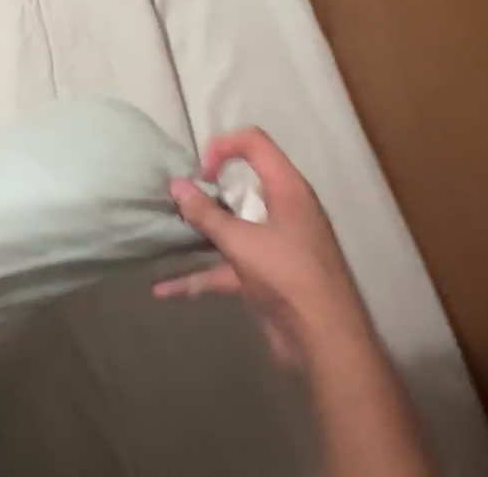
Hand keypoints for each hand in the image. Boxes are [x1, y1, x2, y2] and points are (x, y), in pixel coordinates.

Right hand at [156, 127, 367, 365]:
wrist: (325, 343)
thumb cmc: (289, 277)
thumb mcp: (242, 242)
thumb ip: (206, 215)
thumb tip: (175, 184)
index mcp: (287, 190)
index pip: (255, 144)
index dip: (223, 147)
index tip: (199, 172)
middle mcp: (282, 211)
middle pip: (239, 185)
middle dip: (204, 189)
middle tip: (176, 197)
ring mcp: (272, 245)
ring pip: (229, 227)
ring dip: (197, 231)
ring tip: (162, 232)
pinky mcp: (263, 276)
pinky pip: (223, 268)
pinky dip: (196, 276)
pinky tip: (163, 289)